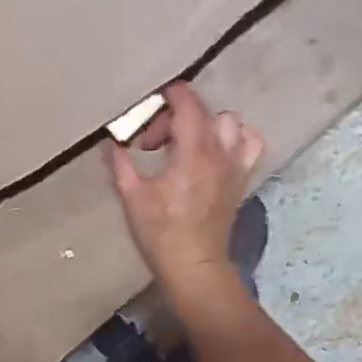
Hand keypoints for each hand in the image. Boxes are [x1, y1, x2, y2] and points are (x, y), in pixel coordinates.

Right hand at [106, 82, 263, 295]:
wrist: (194, 266)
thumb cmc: (162, 234)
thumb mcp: (133, 198)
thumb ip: (121, 164)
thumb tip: (110, 143)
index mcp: (192, 153)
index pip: (187, 103)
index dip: (168, 95)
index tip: (149, 106)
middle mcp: (219, 153)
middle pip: (204, 111)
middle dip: (177, 114)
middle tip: (155, 140)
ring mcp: (235, 166)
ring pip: (230, 123)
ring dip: (207, 123)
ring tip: (187, 142)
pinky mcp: (242, 179)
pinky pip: (251, 144)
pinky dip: (238, 137)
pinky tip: (219, 148)